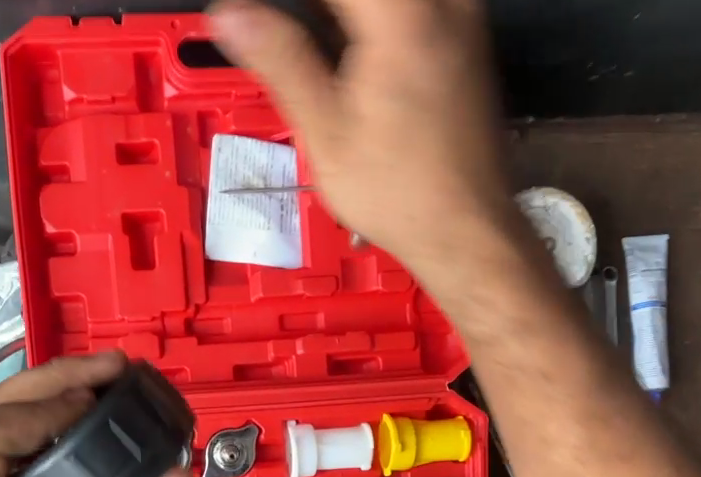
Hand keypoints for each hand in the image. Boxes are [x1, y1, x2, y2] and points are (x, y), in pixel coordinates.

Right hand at [209, 0, 518, 275]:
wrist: (464, 230)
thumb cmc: (400, 195)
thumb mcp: (325, 132)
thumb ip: (280, 61)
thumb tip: (230, 15)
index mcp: (402, 18)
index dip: (289, 5)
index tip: (260, 16)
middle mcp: (442, 6)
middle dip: (317, 10)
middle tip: (283, 29)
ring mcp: (463, 20)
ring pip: (391, 1)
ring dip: (346, 16)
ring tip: (313, 37)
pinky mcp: (469, 41)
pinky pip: (418, 7)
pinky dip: (377, 20)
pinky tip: (352, 48)